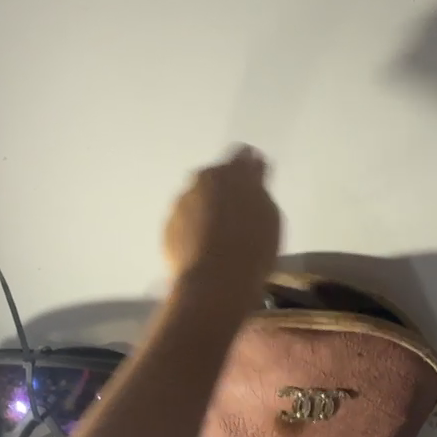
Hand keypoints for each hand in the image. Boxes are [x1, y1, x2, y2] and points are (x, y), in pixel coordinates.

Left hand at [163, 147, 281, 305]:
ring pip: (196, 198)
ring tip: (220, 235)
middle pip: (215, 175)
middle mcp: (203, 179)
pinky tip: (204, 248)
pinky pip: (184, 221)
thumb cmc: (253, 248)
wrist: (215, 281)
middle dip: (225, 188)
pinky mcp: (167, 226)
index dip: (250, 168)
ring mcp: (181, 202)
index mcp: (233, 171)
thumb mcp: (269, 216)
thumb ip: (259, 189)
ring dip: (207, 208)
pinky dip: (193, 228)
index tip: (257, 180)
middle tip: (238, 213)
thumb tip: (254, 172)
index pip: (243, 156)